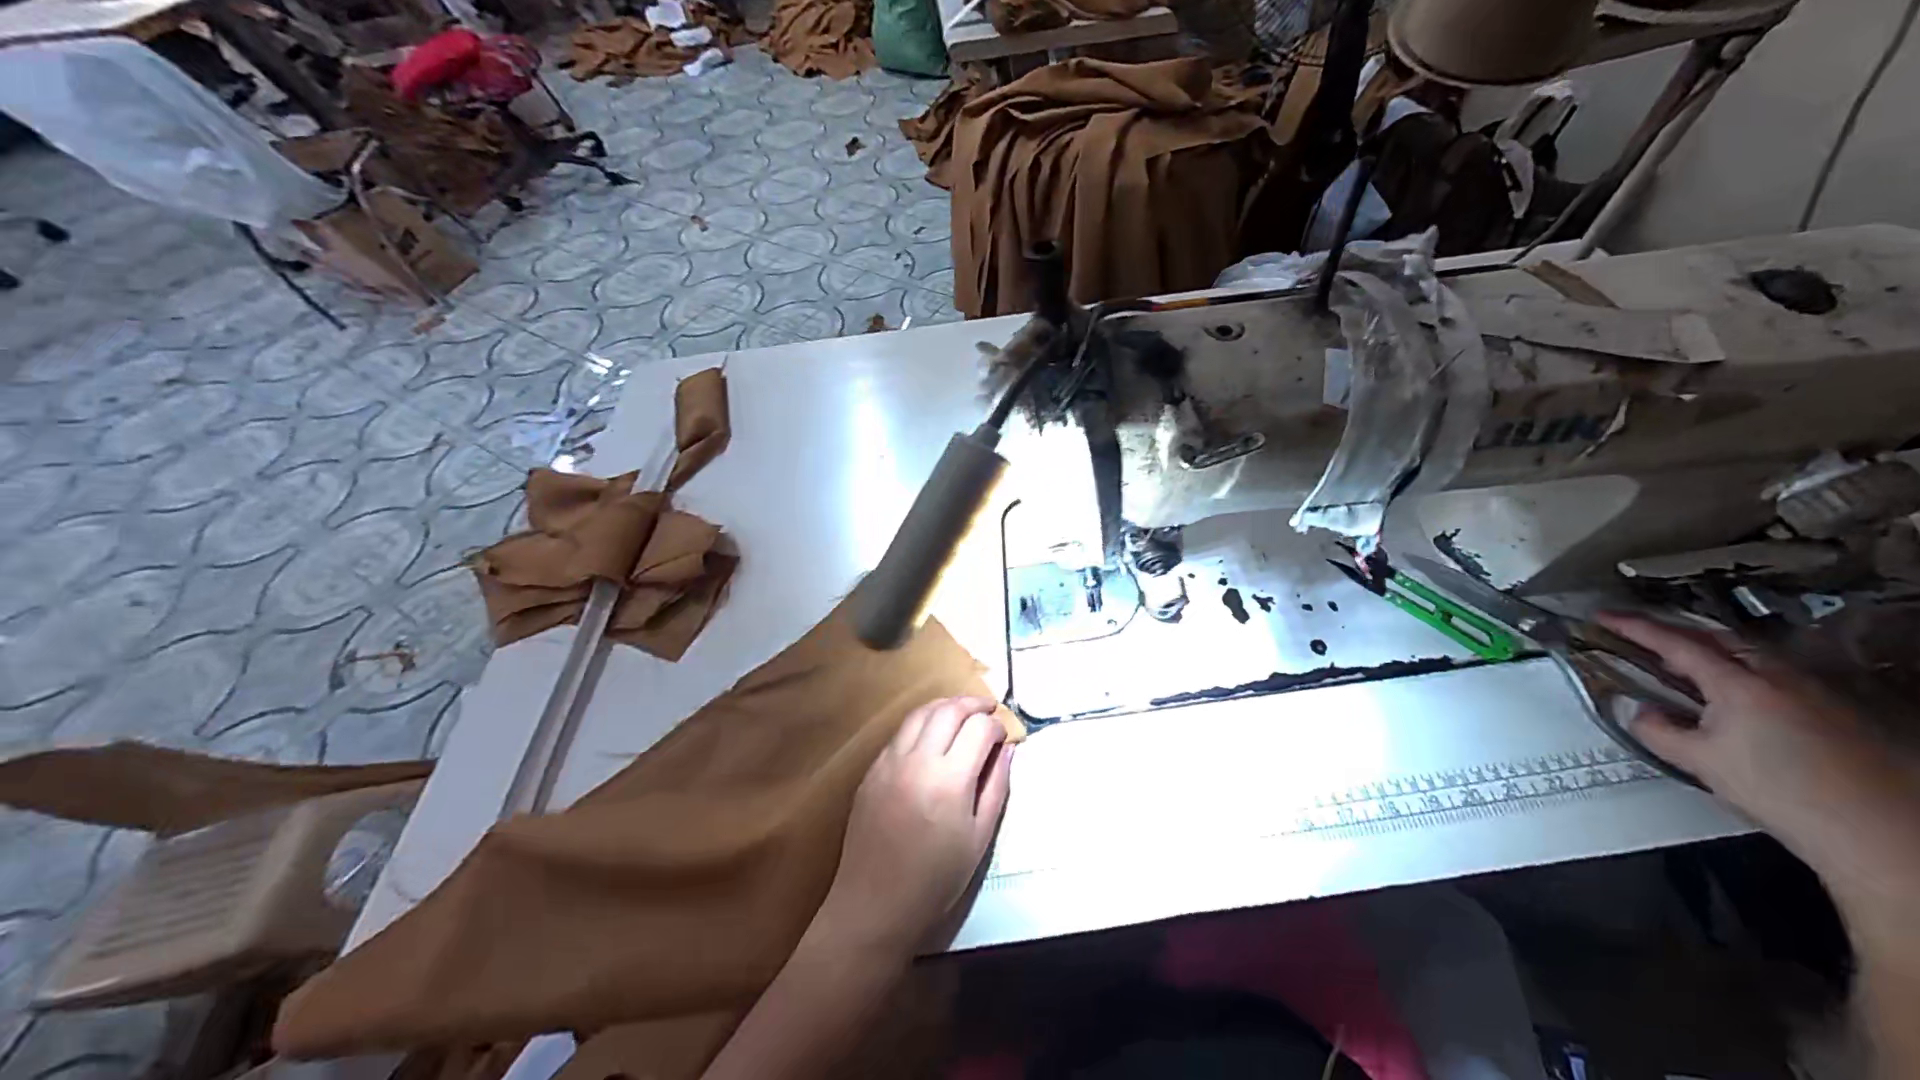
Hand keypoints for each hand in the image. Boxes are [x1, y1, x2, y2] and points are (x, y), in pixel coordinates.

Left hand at [817, 696, 1012, 955]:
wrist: (876, 903)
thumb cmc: (936, 879)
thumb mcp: (980, 838)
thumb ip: (996, 786)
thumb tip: (1007, 749)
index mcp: (950, 780)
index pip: (979, 728)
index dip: (996, 726)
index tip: (1004, 736)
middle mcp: (918, 761)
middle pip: (948, 711)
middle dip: (972, 703)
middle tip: (988, 707)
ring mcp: (890, 762)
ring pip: (920, 714)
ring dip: (944, 706)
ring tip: (961, 711)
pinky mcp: (872, 770)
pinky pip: (900, 734)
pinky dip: (921, 724)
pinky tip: (931, 735)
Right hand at [1597, 613, 1917, 858]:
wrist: (1872, 830)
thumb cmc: (1780, 792)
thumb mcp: (1700, 762)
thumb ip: (1657, 731)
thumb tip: (1641, 713)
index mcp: (1739, 685)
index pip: (1676, 644)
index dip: (1635, 627)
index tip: (1605, 616)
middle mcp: (1780, 678)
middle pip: (1720, 639)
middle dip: (1678, 632)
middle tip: (1644, 636)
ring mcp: (1814, 692)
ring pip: (1752, 655)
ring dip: (1712, 652)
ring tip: (1685, 665)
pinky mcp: (1834, 710)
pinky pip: (1776, 674)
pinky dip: (1742, 672)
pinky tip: (1733, 694)